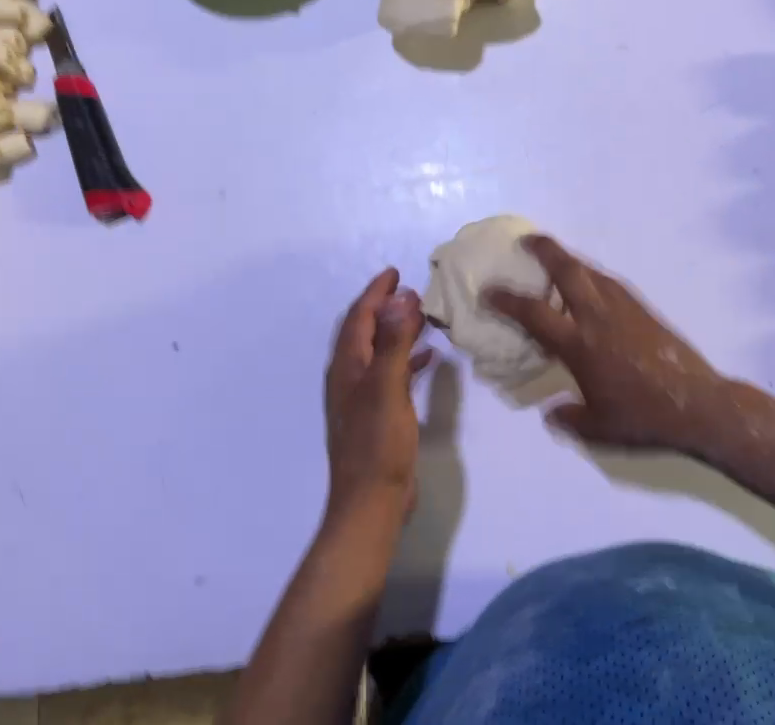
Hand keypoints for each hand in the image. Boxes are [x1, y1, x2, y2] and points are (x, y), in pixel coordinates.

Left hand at [324, 268, 429, 522]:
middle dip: (384, 308)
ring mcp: (362, 398)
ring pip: (378, 352)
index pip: (358, 318)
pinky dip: (406, 360)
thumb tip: (401, 298)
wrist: (371, 500)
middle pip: (364, 332)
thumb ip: (394, 342)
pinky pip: (391, 374)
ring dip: (397, 331)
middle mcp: (349, 378)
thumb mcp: (388, 387)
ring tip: (422, 317)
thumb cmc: (379, 443)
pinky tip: (427, 360)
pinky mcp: (377, 416)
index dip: (375, 293)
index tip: (395, 272)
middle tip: (410, 290)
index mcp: (347, 368)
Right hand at [485, 236, 725, 452]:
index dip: (506, 299)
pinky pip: (610, 283)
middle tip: (527, 241)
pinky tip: (590, 286)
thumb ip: (569, 420)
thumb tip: (551, 413)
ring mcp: (624, 308)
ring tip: (556, 262)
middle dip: (544, 249)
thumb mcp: (597, 429)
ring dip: (570, 260)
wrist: (696, 403)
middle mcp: (598, 317)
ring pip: (591, 271)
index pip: (533, 313)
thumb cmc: (642, 417)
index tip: (488, 291)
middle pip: (567, 269)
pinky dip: (592, 276)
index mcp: (579, 344)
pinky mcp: (643, 310)